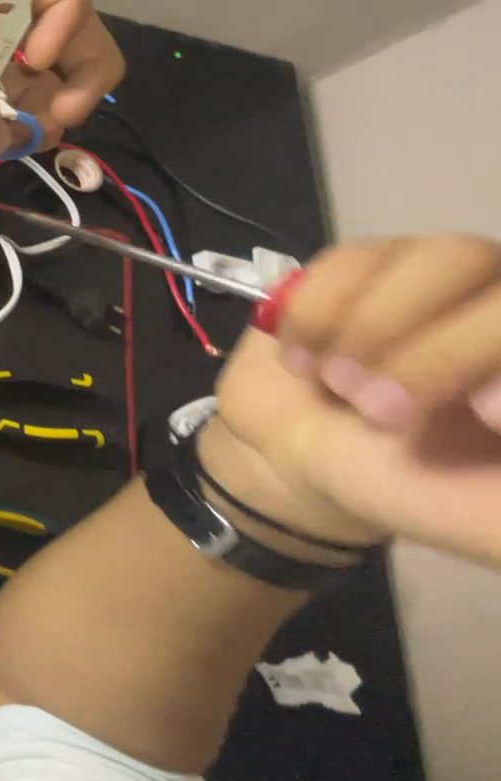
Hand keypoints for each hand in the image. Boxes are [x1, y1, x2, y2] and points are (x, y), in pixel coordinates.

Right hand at [213, 236, 500, 564]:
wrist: (300, 456)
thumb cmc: (407, 487)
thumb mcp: (489, 522)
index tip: (487, 418)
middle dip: (433, 355)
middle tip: (374, 411)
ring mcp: (451, 276)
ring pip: (441, 259)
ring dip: (369, 328)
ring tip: (333, 384)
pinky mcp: (369, 263)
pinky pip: (352, 259)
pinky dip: (316, 312)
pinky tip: (305, 356)